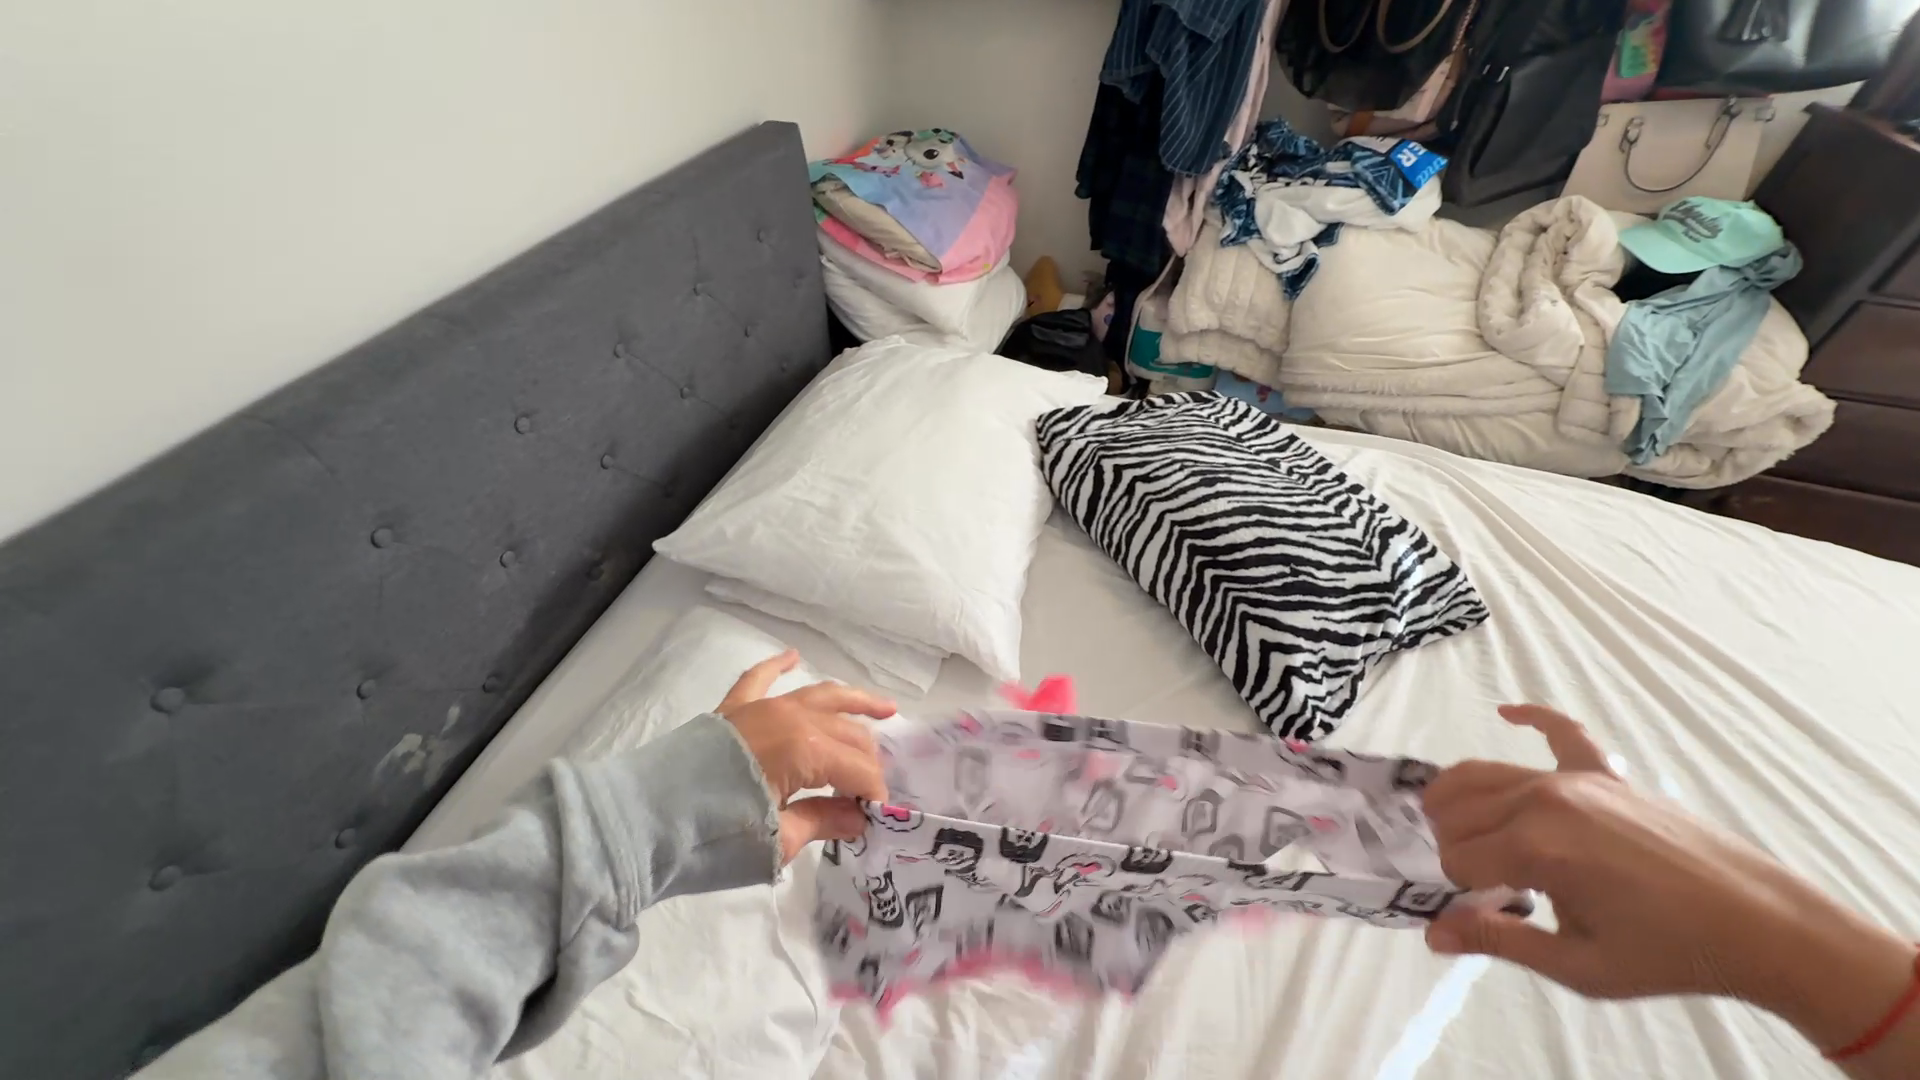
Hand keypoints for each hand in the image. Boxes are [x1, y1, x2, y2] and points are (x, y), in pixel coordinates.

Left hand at [716, 650, 894, 862]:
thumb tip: (859, 818)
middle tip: (875, 788)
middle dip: (867, 758)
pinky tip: (793, 656)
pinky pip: (759, 678)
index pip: (857, 768)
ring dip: (853, 701)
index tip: (877, 819)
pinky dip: (777, 665)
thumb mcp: (779, 841)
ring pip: (819, 696)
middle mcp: (790, 717)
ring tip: (884, 707)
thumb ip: (824, 820)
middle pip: (846, 732)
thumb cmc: (714, 840)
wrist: (640, 826)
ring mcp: (760, 708)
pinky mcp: (731, 710)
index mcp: (806, 749)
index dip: (873, 793)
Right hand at [1423, 704, 1913, 1052]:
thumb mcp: (1580, 965)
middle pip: (1457, 813)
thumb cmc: (1669, 954)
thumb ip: (1498, 941)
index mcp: (1534, 848)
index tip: (1489, 906)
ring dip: (1457, 799)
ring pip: (1481, 774)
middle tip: (1483, 879)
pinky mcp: (1604, 770)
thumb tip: (1432, 933)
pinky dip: (1530, 716)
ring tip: (1461, 829)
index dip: (1462, 885)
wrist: (1766, 930)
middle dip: (1455, 845)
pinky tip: (1507, 713)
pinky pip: (1559, 729)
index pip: (1456, 857)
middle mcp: (1541, 801)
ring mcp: (1572, 779)